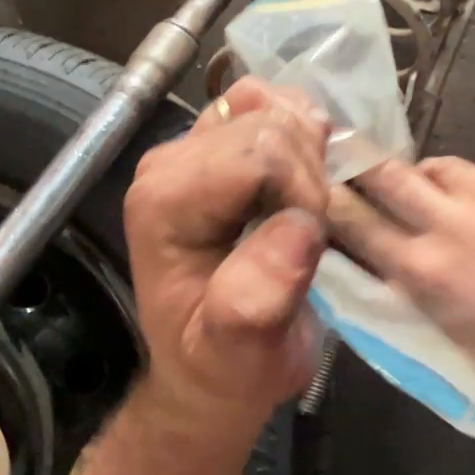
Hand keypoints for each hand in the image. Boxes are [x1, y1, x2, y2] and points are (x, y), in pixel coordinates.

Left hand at [122, 78, 330, 439]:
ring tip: (303, 209)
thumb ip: (255, 303)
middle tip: (306, 235)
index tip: (306, 246)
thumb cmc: (225, 368)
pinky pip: (272, 104)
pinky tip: (302, 181)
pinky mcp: (218, 142)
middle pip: (271, 123)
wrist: (210, 370)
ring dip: (309, 155)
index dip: (303, 193)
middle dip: (309, 177)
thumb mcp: (239, 360)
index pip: (261, 153)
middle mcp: (169, 162)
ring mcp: (192, 147)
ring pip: (275, 106)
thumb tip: (297, 229)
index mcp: (165, 203)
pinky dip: (302, 135)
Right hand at [327, 156, 474, 390]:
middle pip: (377, 179)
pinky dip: (433, 173)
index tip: (309, 196)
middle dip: (349, 168)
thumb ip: (391, 301)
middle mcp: (440, 230)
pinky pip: (453, 168)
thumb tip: (357, 272)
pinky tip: (430, 184)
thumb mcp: (433, 339)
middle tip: (331, 163)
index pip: (352, 224)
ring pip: (415, 166)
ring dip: (392, 171)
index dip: (325, 204)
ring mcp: (474, 205)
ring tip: (382, 177)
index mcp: (417, 274)